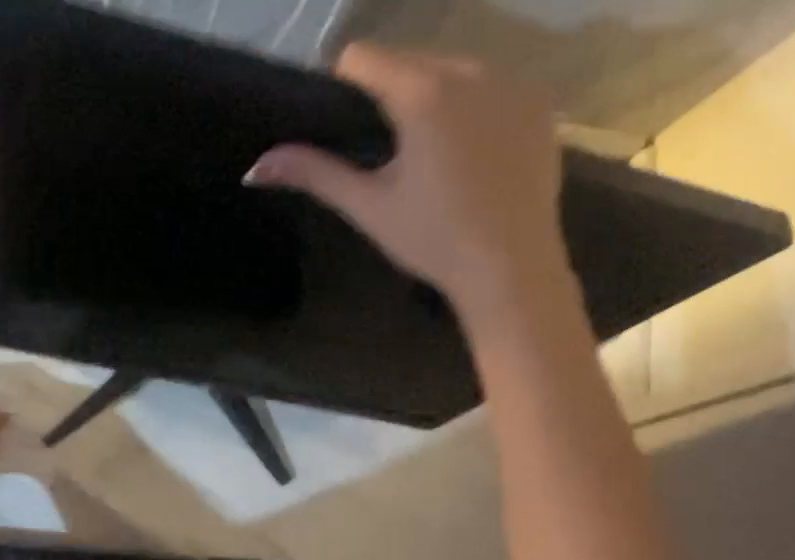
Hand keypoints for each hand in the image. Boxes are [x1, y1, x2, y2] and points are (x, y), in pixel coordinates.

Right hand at [245, 44, 565, 316]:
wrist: (512, 267)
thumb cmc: (434, 239)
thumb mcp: (369, 207)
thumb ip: (316, 174)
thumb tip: (255, 167)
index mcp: (422, 93)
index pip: (362, 57)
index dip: (343, 87)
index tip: (347, 128)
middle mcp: (471, 70)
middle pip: (408, 59)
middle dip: (391, 93)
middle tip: (390, 150)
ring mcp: (512, 82)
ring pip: (452, 68)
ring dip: (433, 96)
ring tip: (432, 152)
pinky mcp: (539, 101)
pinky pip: (492, 86)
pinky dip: (474, 107)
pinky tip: (473, 153)